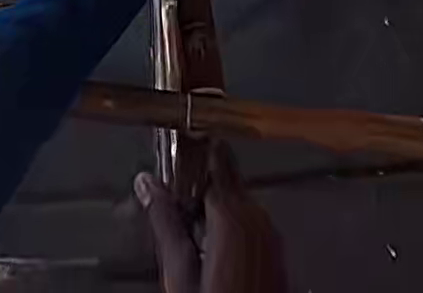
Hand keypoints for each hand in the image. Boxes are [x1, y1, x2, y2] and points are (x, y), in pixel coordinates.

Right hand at [136, 144, 286, 292]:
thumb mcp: (179, 273)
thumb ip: (164, 220)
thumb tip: (146, 181)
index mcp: (235, 216)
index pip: (214, 157)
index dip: (191, 149)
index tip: (170, 148)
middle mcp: (259, 220)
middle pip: (226, 178)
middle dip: (196, 180)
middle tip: (168, 194)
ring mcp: (272, 241)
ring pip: (237, 200)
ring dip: (210, 203)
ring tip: (184, 224)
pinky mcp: (276, 259)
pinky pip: (248, 223)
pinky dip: (227, 223)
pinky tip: (207, 245)